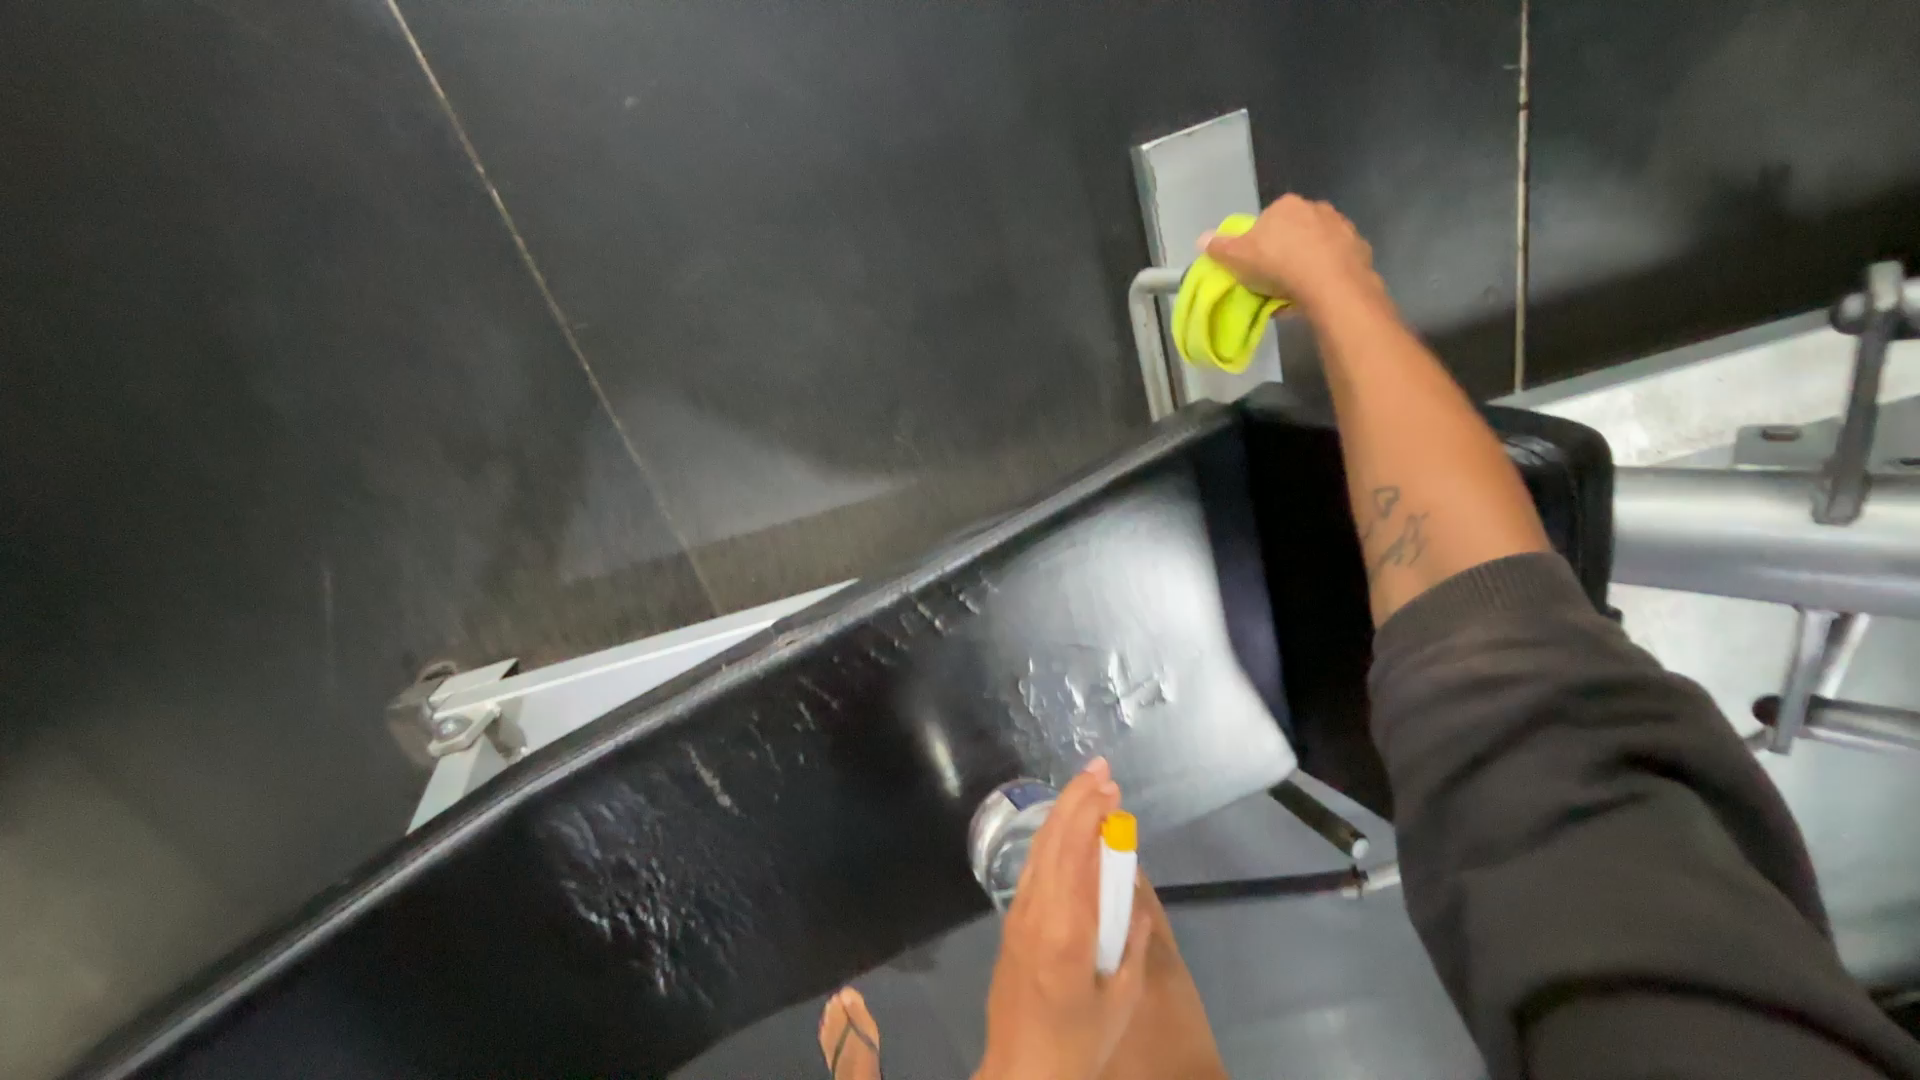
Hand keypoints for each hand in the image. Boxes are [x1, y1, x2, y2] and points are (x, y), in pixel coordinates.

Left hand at [975, 758, 1151, 1079]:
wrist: (1020, 1072)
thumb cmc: (1077, 1044)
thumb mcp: (1121, 1001)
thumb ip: (1132, 946)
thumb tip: (1135, 903)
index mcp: (1067, 930)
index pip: (1077, 854)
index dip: (1093, 815)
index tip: (1112, 789)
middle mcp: (1036, 911)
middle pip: (1054, 840)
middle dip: (1077, 798)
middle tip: (1101, 769)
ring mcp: (1017, 914)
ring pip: (1039, 849)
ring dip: (1062, 812)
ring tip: (1087, 787)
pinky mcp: (1011, 922)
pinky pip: (1032, 868)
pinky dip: (1051, 839)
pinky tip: (1064, 829)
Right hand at [1202, 194, 1388, 316]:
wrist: (1329, 283)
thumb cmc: (1277, 264)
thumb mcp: (1237, 257)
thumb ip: (1219, 247)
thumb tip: (1202, 239)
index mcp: (1286, 205)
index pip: (1267, 220)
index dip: (1259, 243)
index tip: (1255, 266)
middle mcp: (1316, 208)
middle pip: (1293, 231)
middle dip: (1285, 250)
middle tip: (1274, 279)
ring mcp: (1342, 226)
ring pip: (1317, 245)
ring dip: (1306, 262)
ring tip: (1295, 290)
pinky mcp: (1359, 248)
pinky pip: (1335, 261)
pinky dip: (1326, 273)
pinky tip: (1316, 293)